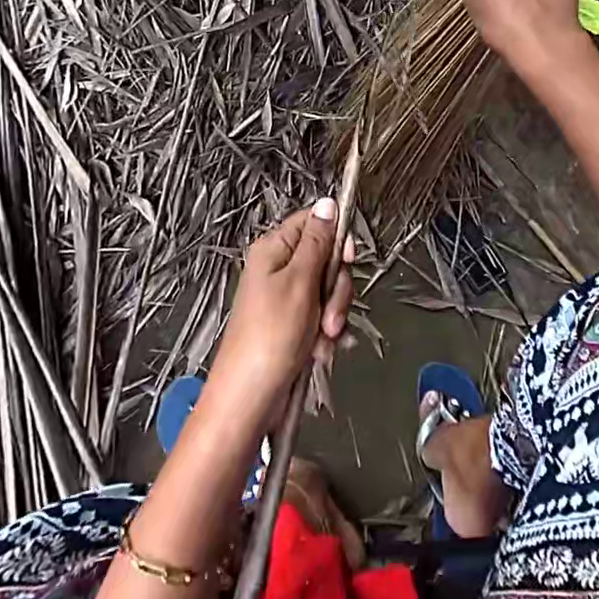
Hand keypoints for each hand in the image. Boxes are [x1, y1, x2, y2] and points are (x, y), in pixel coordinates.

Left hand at [203, 199, 355, 431]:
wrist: (251, 395)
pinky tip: (321, 350)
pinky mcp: (294, 324)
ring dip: (335, 315)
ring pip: (329, 291)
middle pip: (327, 260)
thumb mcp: (299, 282)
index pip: (314, 222)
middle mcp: (279, 269)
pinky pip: (324, 317)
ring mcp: (287, 298)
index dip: (336, 238)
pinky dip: (328, 334)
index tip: (346, 260)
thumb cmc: (270, 337)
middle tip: (328, 314)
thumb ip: (317, 242)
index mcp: (274, 250)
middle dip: (336, 290)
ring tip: (323, 338)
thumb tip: (327, 202)